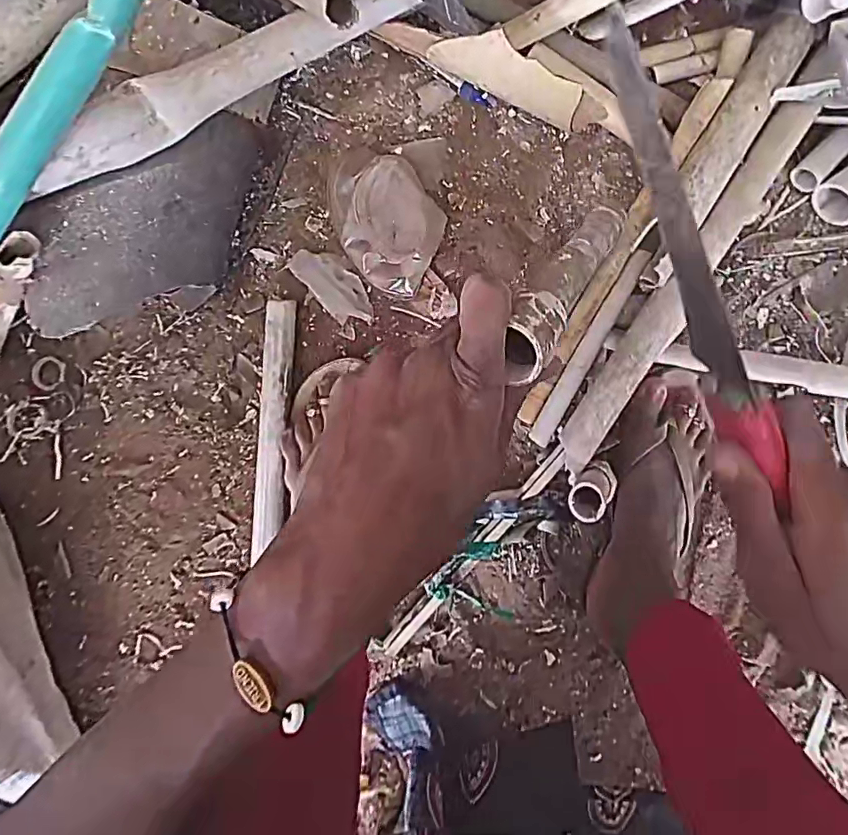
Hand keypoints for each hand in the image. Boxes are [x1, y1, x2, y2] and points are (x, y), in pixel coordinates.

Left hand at [232, 274, 511, 696]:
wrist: (346, 547)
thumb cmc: (420, 518)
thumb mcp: (484, 467)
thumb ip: (497, 408)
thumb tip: (504, 379)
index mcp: (465, 379)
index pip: (485, 302)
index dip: (491, 300)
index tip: (494, 306)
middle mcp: (417, 363)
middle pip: (442, 347)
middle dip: (449, 372)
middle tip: (450, 418)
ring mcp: (374, 374)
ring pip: (406, 368)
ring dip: (412, 393)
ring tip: (410, 446)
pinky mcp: (343, 388)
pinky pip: (375, 386)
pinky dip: (382, 407)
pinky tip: (383, 449)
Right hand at [714, 397, 847, 834]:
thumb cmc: (823, 625)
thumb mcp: (768, 570)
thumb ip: (747, 503)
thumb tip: (723, 448)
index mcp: (827, 498)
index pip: (792, 416)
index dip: (751, 415)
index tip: (724, 435)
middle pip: (791, 435)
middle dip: (757, 459)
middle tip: (745, 507)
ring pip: (799, 457)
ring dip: (773, 480)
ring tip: (770, 533)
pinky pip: (814, 475)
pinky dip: (793, 492)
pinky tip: (790, 537)